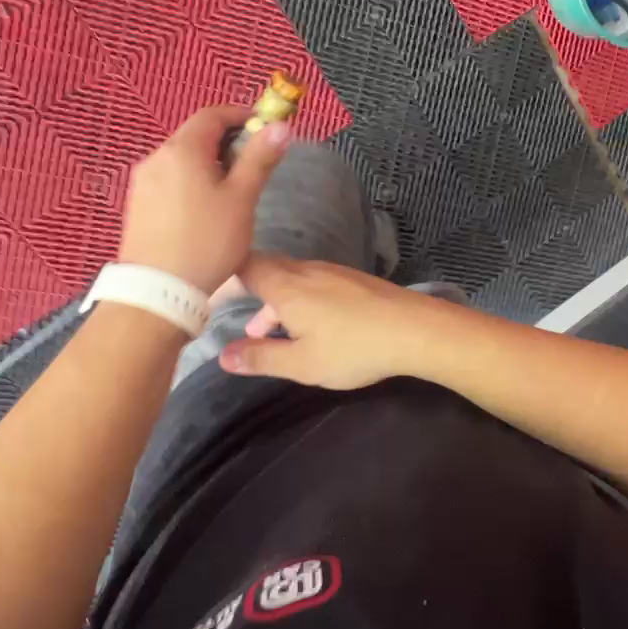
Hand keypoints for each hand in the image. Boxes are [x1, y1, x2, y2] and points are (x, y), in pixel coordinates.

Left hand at [116, 106, 288, 293]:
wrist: (158, 292)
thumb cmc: (207, 241)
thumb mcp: (242, 199)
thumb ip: (260, 158)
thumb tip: (281, 126)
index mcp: (182, 149)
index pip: (213, 114)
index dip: (242, 115)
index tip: (266, 130)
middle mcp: (156, 157)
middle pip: (196, 135)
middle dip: (228, 142)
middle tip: (255, 165)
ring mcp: (143, 181)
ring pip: (183, 159)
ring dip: (210, 163)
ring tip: (234, 192)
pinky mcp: (138, 204)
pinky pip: (170, 179)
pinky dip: (192, 181)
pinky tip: (206, 210)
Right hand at [218, 254, 456, 388]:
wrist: (416, 330)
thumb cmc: (354, 349)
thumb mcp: (302, 363)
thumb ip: (261, 358)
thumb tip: (223, 356)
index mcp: (288, 286)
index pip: (246, 265)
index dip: (225, 275)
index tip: (211, 293)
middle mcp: (308, 271)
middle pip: (270, 269)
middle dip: (251, 292)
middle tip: (240, 320)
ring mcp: (335, 272)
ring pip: (294, 278)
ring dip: (278, 302)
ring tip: (274, 334)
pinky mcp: (356, 280)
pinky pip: (316, 283)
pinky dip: (303, 300)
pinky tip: (313, 327)